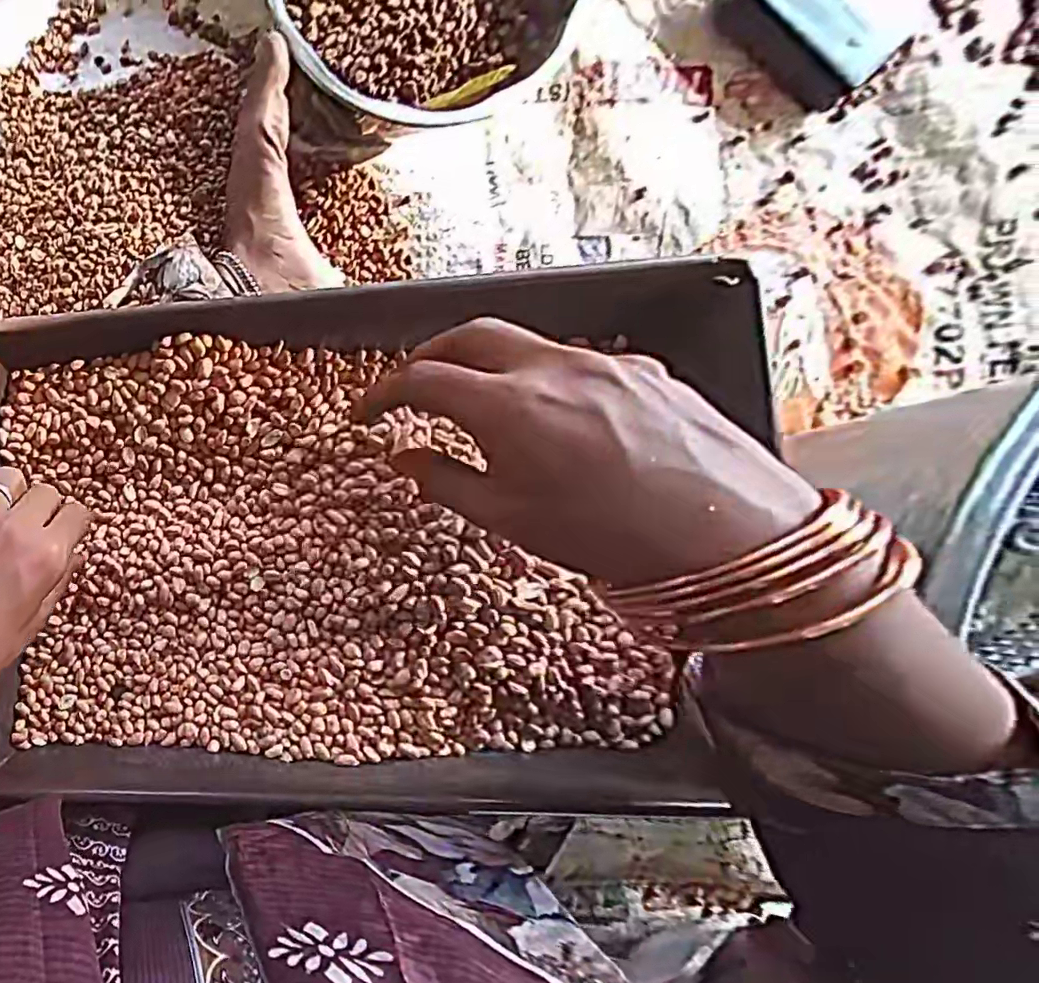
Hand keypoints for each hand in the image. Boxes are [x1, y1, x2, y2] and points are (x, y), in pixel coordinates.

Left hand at [0, 466, 91, 683]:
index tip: (67, 525)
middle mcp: (17, 528)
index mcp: (47, 554)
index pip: (77, 512)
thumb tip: (73, 552)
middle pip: (45, 490)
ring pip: (6, 478)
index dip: (74, 519)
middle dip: (45, 505)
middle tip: (33, 522)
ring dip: (8, 493)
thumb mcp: (40, 616)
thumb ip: (60, 578)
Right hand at [354, 318, 819, 585]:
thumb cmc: (606, 533)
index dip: (382, 393)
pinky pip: (570, 358)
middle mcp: (552, 368)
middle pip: (468, 334)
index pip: (421, 379)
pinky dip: (532, 374)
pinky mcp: (644, 370)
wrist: (730, 535)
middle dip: (426, 355)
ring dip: (480, 362)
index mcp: (507, 406)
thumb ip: (440, 479)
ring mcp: (603, 362)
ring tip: (469, 400)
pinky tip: (540, 413)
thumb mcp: (502, 515)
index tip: (366, 412)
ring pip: (520, 341)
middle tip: (407, 386)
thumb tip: (404, 458)